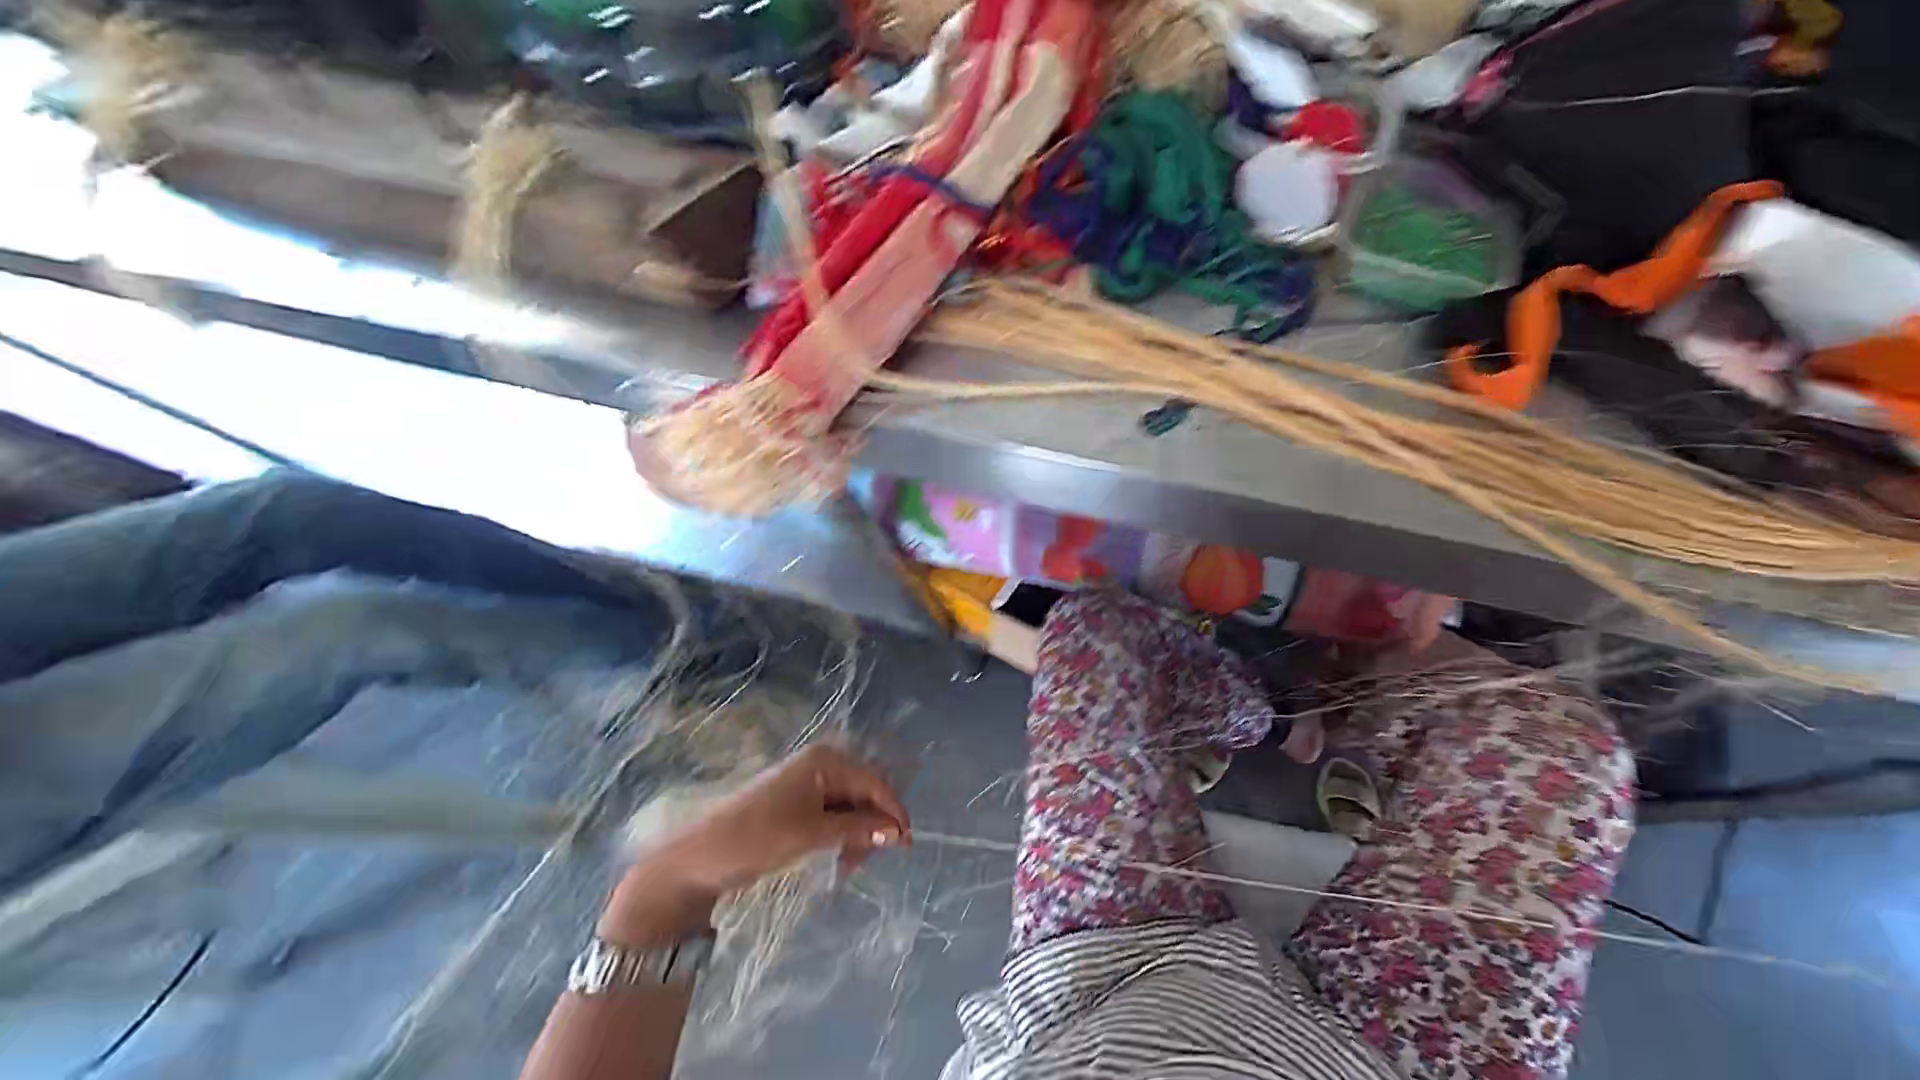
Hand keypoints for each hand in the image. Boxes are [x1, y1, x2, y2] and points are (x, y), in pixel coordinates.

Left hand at [602, 746, 910, 943]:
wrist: (697, 859)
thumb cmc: (755, 838)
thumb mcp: (812, 835)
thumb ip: (857, 829)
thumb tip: (897, 831)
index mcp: (824, 761)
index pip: (874, 781)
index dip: (893, 810)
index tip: (906, 844)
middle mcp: (818, 765)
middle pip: (863, 792)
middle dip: (872, 825)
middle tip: (865, 863)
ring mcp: (806, 784)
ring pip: (849, 806)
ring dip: (856, 835)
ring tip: (846, 867)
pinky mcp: (795, 804)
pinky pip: (831, 815)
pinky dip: (839, 836)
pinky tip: (835, 858)